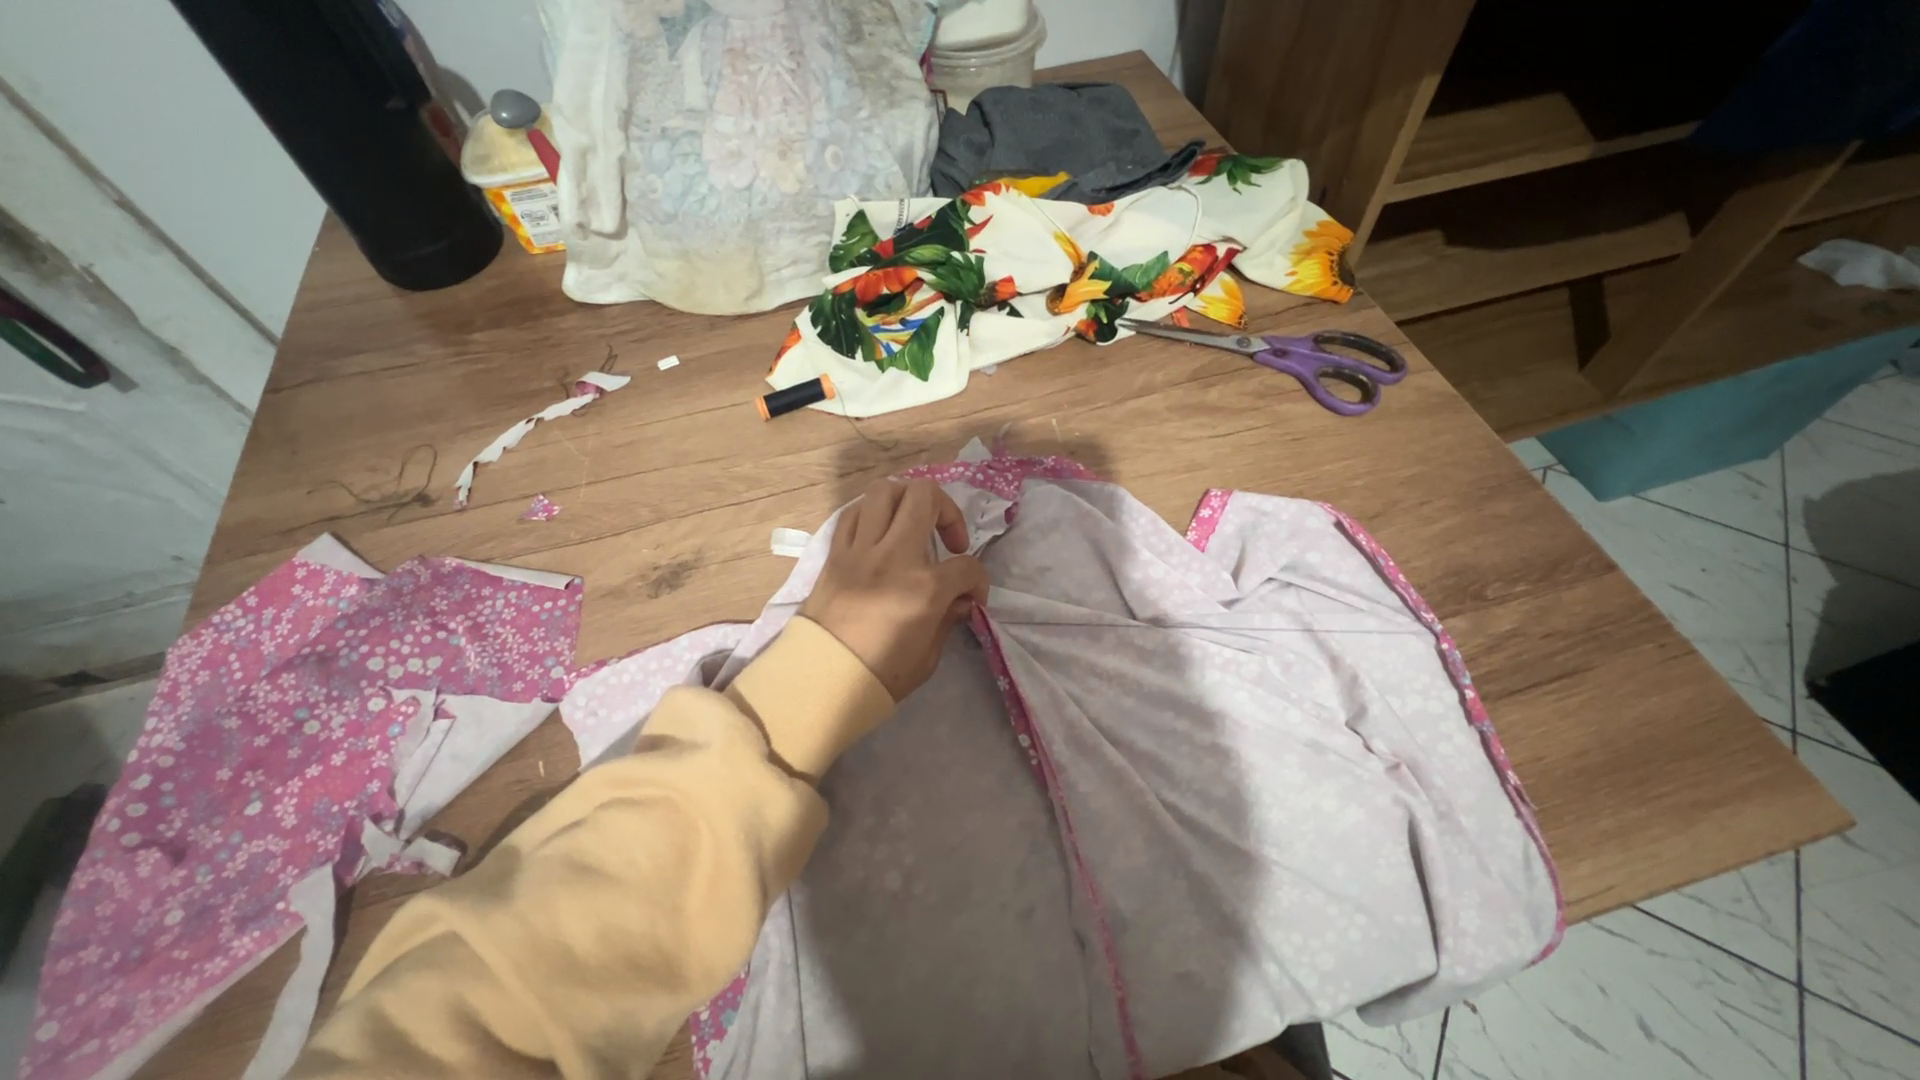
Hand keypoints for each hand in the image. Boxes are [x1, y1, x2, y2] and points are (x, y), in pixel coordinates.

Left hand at [800, 478, 989, 701]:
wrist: (822, 681)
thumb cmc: (879, 676)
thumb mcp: (928, 657)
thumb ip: (947, 620)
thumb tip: (959, 600)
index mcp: (923, 587)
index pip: (967, 567)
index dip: (978, 581)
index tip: (972, 597)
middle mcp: (893, 556)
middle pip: (925, 497)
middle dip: (948, 511)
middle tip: (949, 541)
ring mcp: (860, 550)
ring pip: (885, 491)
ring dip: (907, 500)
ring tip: (914, 524)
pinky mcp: (835, 553)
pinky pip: (853, 513)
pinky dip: (871, 514)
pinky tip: (881, 533)